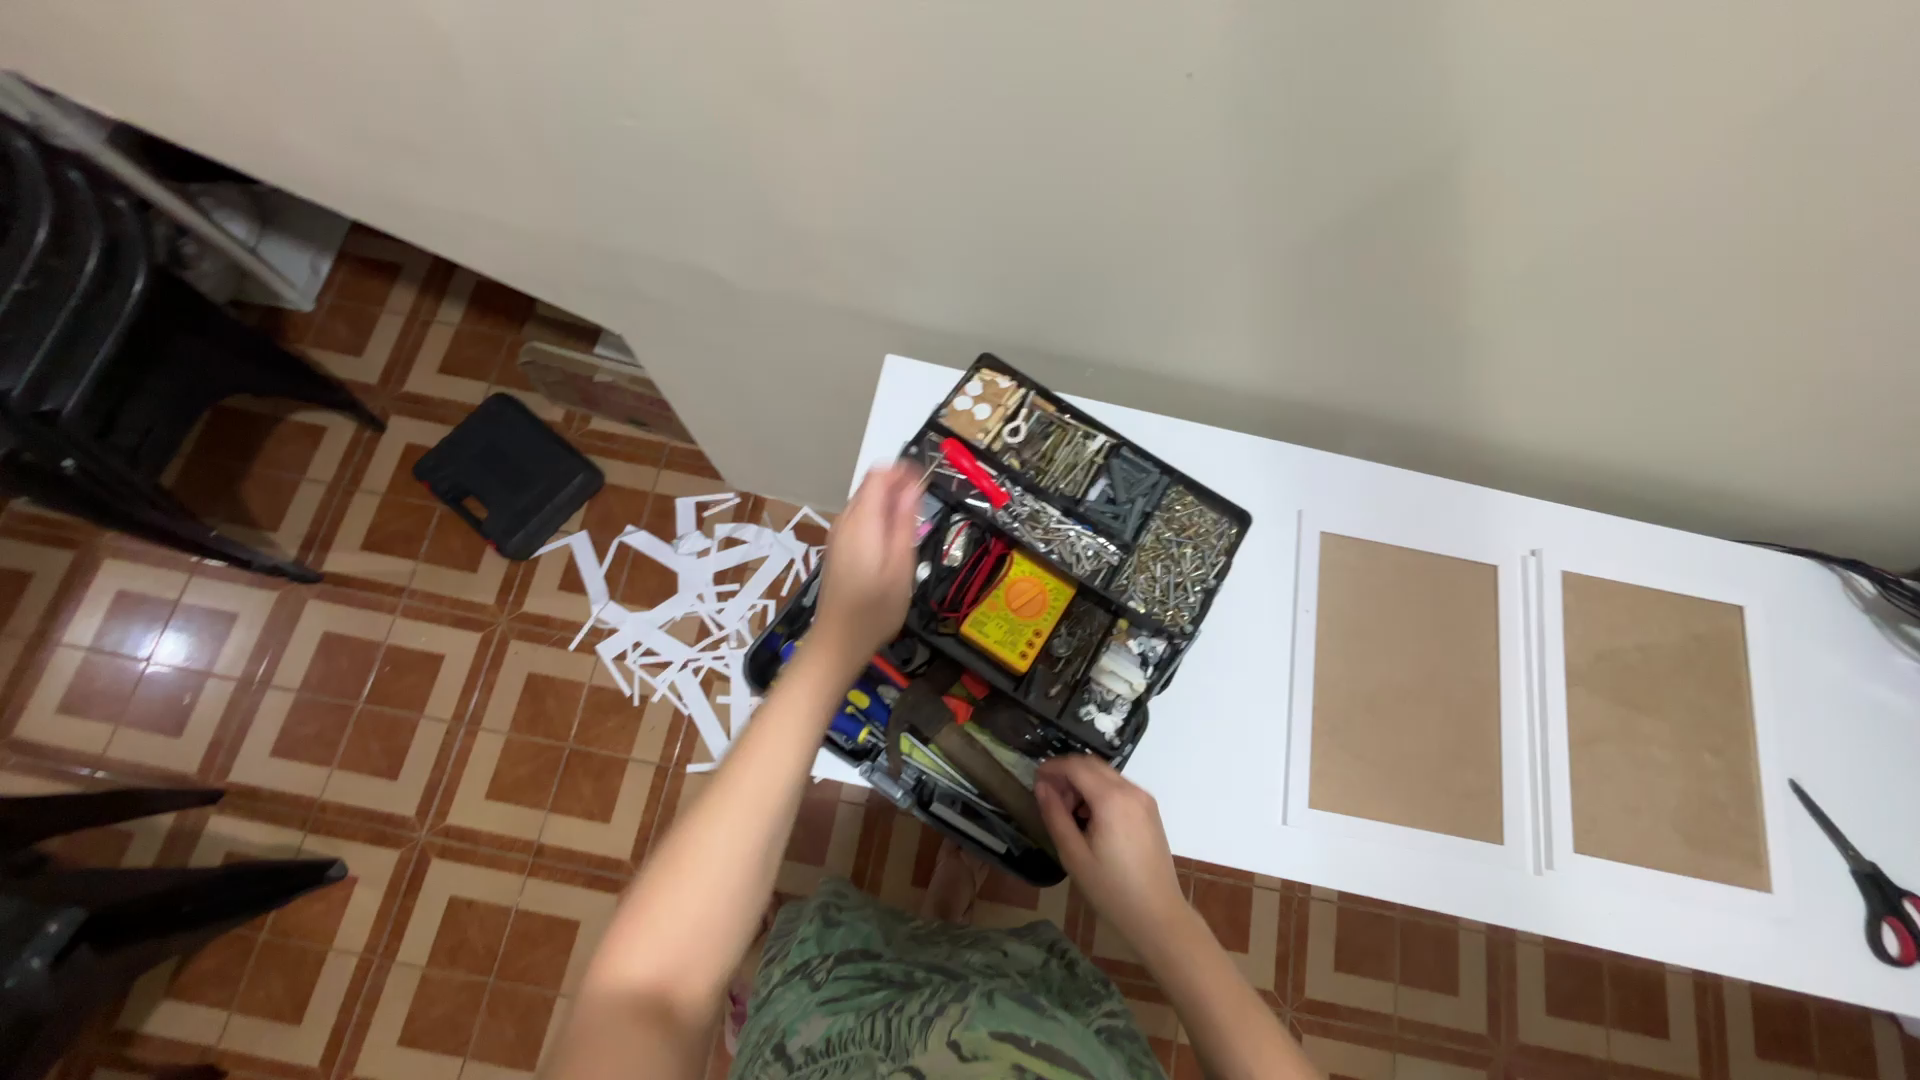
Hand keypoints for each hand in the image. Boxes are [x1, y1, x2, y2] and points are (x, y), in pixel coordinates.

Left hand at [812, 461, 923, 663]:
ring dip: (889, 508)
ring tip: (909, 535)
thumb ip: (905, 522)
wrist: (839, 641)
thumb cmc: (876, 609)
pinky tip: (891, 549)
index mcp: (862, 521)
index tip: (925, 484)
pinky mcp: (838, 548)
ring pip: (866, 504)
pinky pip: (860, 521)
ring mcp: (838, 535)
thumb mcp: (901, 565)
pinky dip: (879, 523)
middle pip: (871, 487)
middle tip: (921, 516)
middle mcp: (845, 521)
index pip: (879, 474)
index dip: (903, 471)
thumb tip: (912, 486)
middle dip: (898, 490)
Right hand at [1034, 754, 1186, 946]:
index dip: (1052, 767)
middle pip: (1092, 764)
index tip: (1035, 780)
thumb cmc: (1111, 889)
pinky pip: (1119, 787)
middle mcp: (1131, 790)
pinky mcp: (1150, 811)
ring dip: (1083, 782)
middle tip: (1049, 798)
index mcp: (1111, 799)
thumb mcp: (1074, 854)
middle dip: (1067, 773)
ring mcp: (1144, 799)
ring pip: (1106, 774)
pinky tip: (1090, 819)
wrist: (1158, 915)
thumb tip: (1041, 786)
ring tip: (1068, 812)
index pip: (1076, 765)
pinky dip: (1099, 791)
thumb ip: (1055, 814)